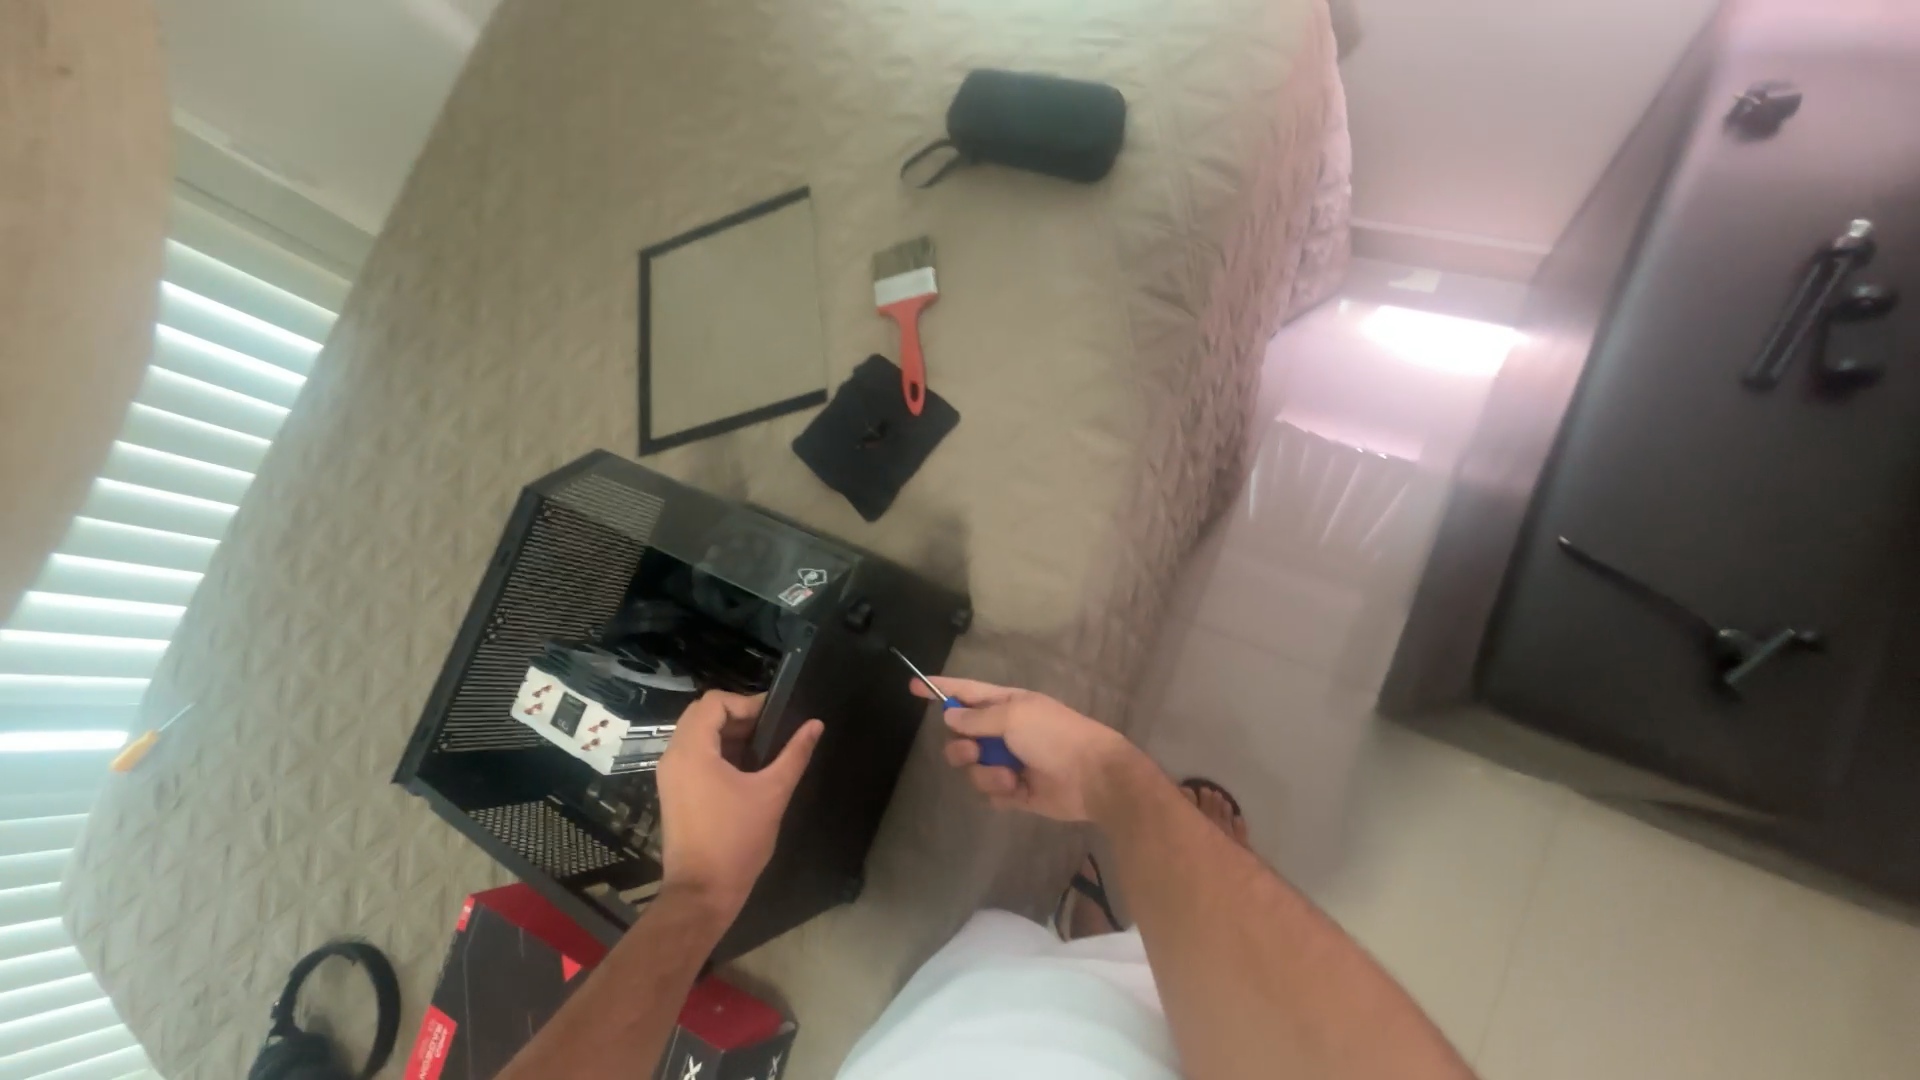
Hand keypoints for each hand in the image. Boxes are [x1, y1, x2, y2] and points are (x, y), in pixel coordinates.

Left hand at [657, 691, 822, 914]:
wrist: (702, 893)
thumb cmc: (736, 840)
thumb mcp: (773, 793)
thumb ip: (794, 753)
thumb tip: (815, 724)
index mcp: (692, 751)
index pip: (713, 702)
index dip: (746, 702)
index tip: (774, 717)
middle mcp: (674, 757)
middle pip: (702, 714)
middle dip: (738, 715)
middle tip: (770, 729)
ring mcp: (670, 775)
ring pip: (698, 734)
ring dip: (729, 733)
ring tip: (765, 748)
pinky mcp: (675, 791)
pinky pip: (694, 755)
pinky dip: (719, 751)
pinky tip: (747, 768)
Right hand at [915, 677, 1144, 821]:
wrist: (1092, 776)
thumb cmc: (1054, 735)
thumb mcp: (1014, 716)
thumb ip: (978, 717)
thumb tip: (951, 715)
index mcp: (1006, 704)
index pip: (966, 693)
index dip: (939, 689)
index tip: (913, 686)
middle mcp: (1004, 731)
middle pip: (961, 737)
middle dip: (961, 746)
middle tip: (973, 752)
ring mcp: (1009, 761)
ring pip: (972, 767)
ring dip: (985, 772)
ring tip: (1008, 776)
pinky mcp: (1015, 791)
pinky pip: (989, 792)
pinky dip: (1000, 792)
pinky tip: (1019, 790)